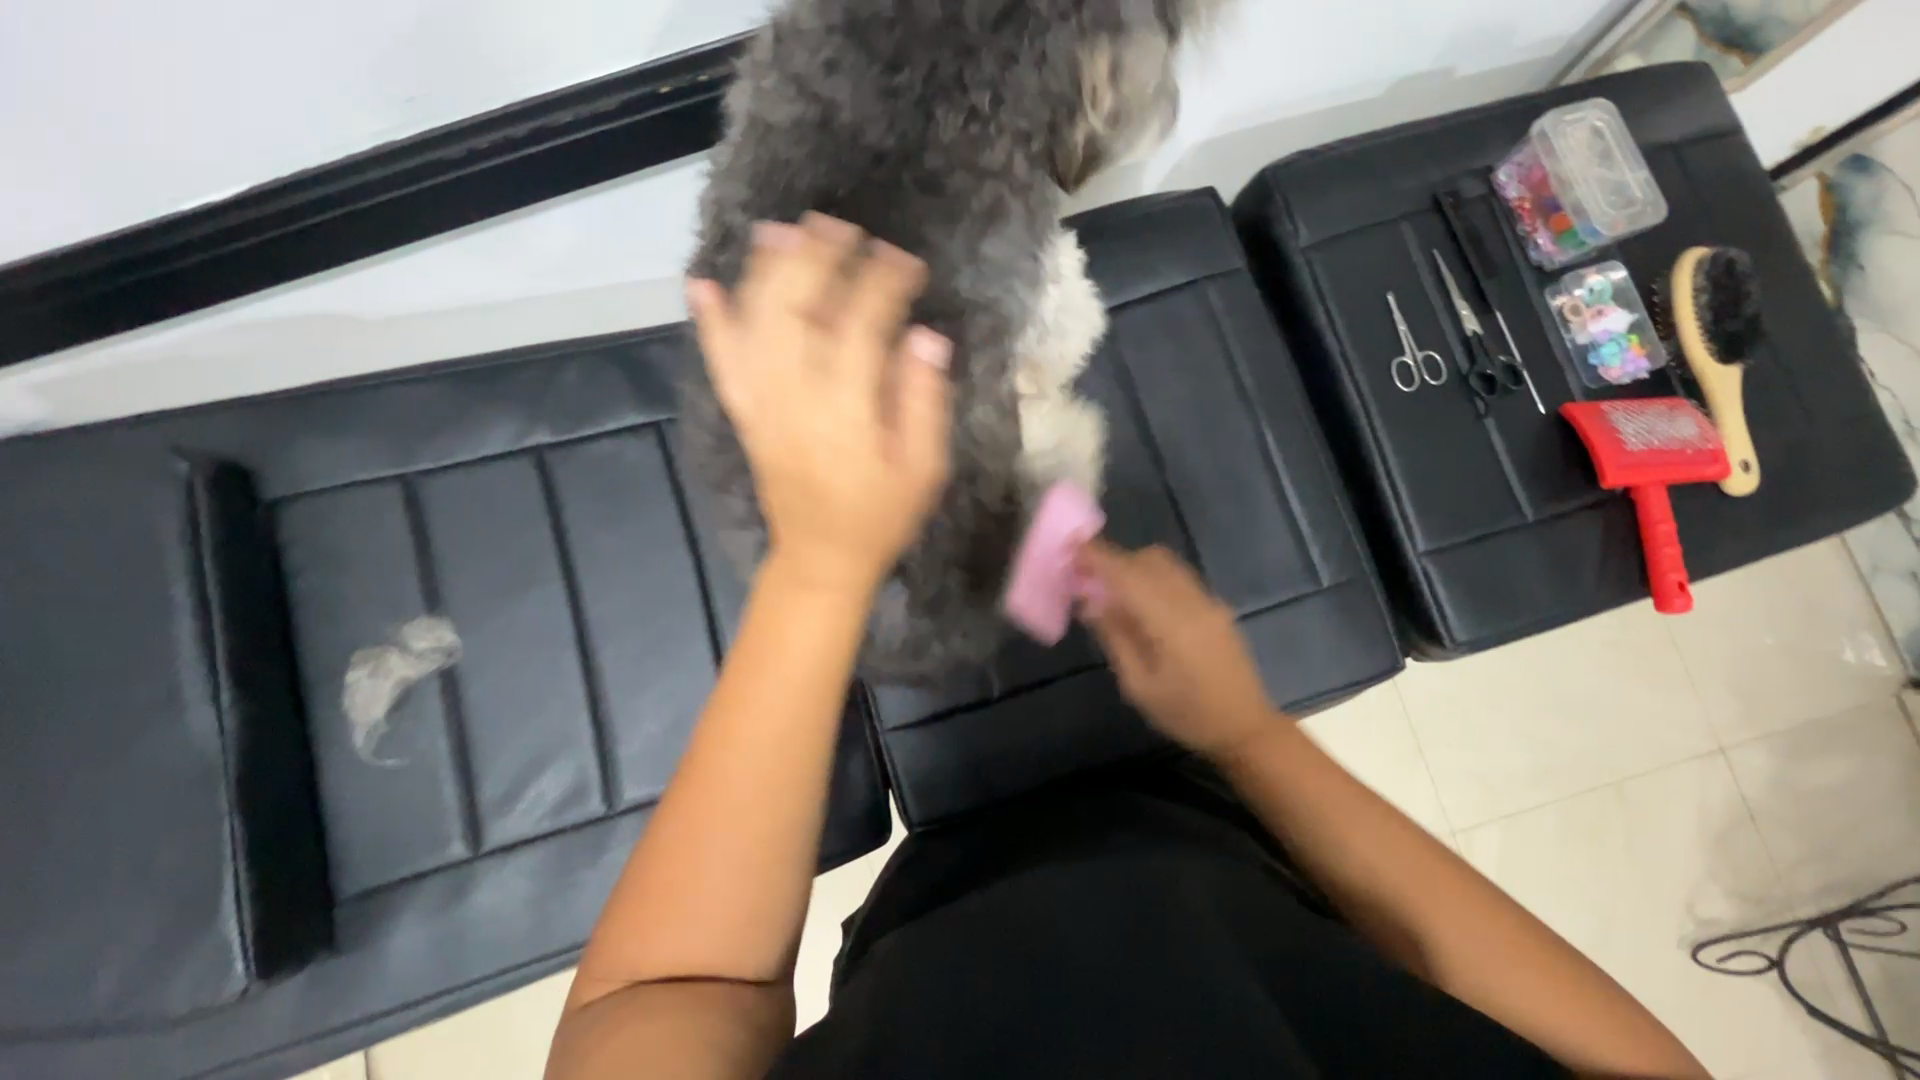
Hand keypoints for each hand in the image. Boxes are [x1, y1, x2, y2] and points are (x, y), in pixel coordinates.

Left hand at [688, 213, 952, 595]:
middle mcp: (796, 398)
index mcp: (847, 411)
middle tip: (841, 227)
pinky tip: (701, 283)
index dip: (883, 283)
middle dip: (818, 260)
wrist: (821, 558)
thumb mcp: (924, 467)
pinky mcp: (744, 415)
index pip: (862, 326)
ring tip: (782, 231)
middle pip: (798, 311)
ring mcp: (763, 404)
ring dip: (765, 273)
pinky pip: (722, 363)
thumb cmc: (881, 514)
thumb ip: (924, 401)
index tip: (904, 259)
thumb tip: (926, 337)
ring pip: (756, 326)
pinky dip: (710, 323)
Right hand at [1078, 542, 1280, 758]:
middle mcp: (1191, 602)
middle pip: (1147, 560)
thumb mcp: (1139, 686)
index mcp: (1170, 623)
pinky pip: (1178, 576)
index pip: (1127, 576)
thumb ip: (1115, 638)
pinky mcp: (1216, 606)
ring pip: (1165, 563)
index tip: (1071, 549)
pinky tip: (1139, 601)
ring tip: (1109, 588)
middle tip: (1085, 576)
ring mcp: (1208, 601)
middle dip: (1113, 560)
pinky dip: (1152, 576)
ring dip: (1133, 566)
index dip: (1097, 557)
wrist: (1245, 727)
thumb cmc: (1187, 715)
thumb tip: (1091, 602)